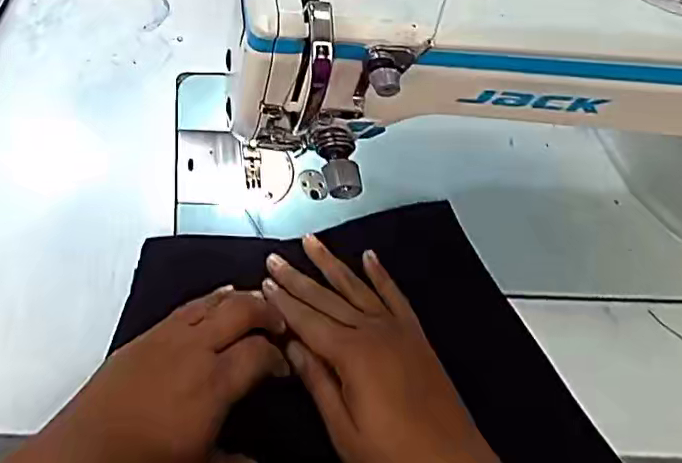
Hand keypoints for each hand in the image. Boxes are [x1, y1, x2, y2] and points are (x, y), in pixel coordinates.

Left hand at [10, 286, 286, 462]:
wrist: (88, 448)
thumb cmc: (142, 458)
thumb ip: (234, 458)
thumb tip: (256, 459)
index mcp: (212, 383)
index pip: (259, 353)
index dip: (279, 356)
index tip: (286, 365)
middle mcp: (194, 349)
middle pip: (241, 311)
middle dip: (266, 312)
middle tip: (282, 322)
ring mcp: (170, 335)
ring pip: (214, 301)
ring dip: (240, 299)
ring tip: (257, 302)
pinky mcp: (150, 333)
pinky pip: (188, 305)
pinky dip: (210, 299)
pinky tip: (217, 301)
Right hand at [263, 236, 497, 462]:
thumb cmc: (398, 457)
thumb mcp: (345, 431)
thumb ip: (317, 383)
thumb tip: (293, 347)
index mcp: (353, 354)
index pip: (307, 319)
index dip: (283, 301)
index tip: (265, 283)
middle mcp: (373, 332)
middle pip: (326, 297)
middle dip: (297, 277)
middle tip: (275, 259)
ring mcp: (396, 329)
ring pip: (356, 286)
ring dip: (331, 263)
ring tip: (311, 241)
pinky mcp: (416, 335)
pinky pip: (394, 295)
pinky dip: (380, 274)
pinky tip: (369, 256)